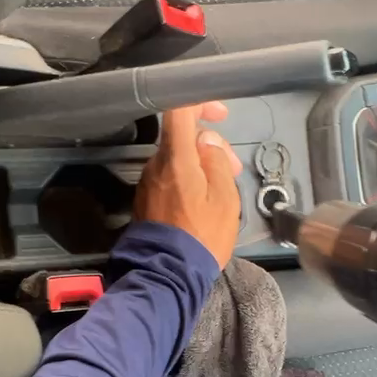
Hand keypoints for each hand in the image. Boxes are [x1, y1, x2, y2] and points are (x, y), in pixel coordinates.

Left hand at [134, 101, 241, 269]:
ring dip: (200, 166)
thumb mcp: (225, 199)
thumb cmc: (203, 236)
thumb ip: (216, 162)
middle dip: (209, 146)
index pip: (179, 111)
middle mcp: (156, 165)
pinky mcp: (145, 201)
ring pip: (177, 160)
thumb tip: (207, 142)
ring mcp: (148, 183)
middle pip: (181, 138)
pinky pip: (169, 179)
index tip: (219, 114)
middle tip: (231, 169)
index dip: (200, 102)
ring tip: (221, 191)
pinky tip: (202, 204)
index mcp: (176, 159)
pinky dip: (187, 182)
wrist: (168, 274)